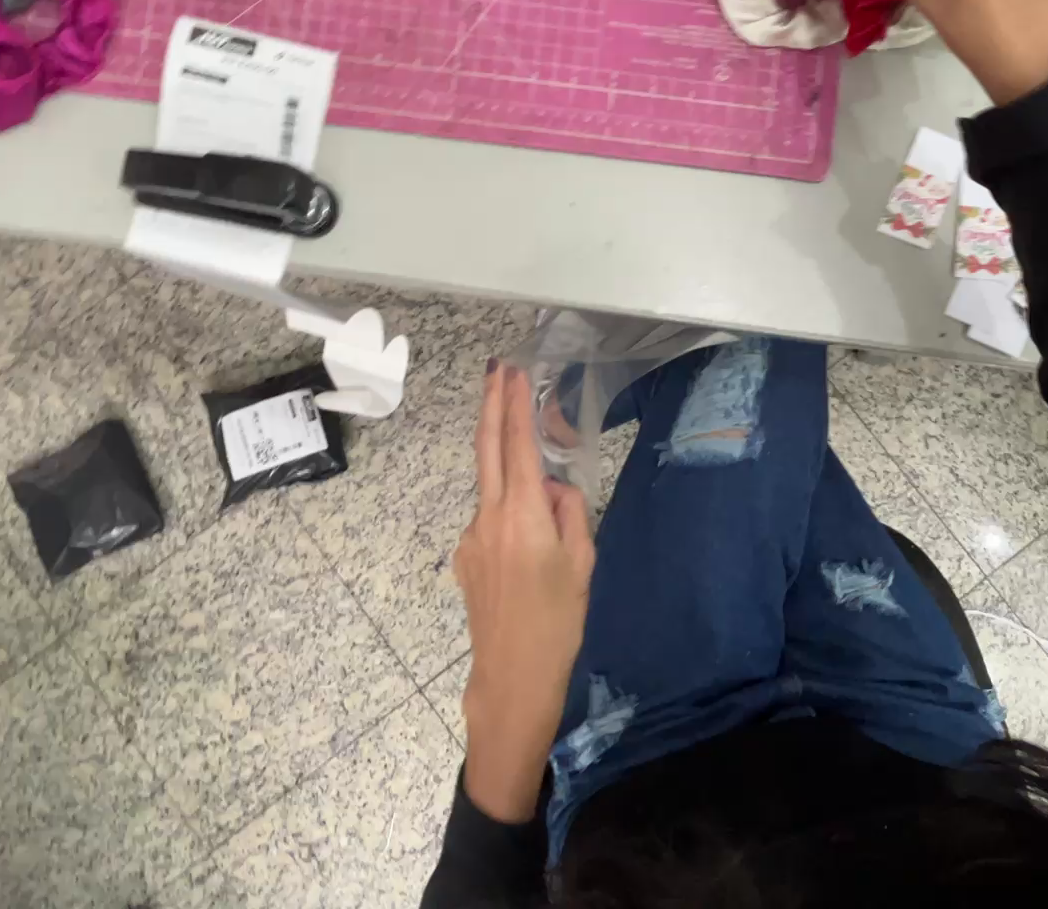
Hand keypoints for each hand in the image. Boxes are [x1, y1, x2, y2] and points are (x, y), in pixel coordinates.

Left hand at [454, 361, 596, 822]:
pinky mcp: (465, 556)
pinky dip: (509, 514)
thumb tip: (552, 487)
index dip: (514, 406)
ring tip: (546, 509)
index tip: (512, 372)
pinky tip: (529, 552)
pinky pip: (491, 519)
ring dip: (511, 473)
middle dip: (491, 405)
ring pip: (493, 488)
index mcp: (524, 515)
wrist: (512, 677)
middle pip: (486, 449)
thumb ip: (569, 512)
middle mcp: (489, 516)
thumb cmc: (559, 622)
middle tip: (496, 370)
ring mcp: (471, 537)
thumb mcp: (583, 562)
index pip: (517, 446)